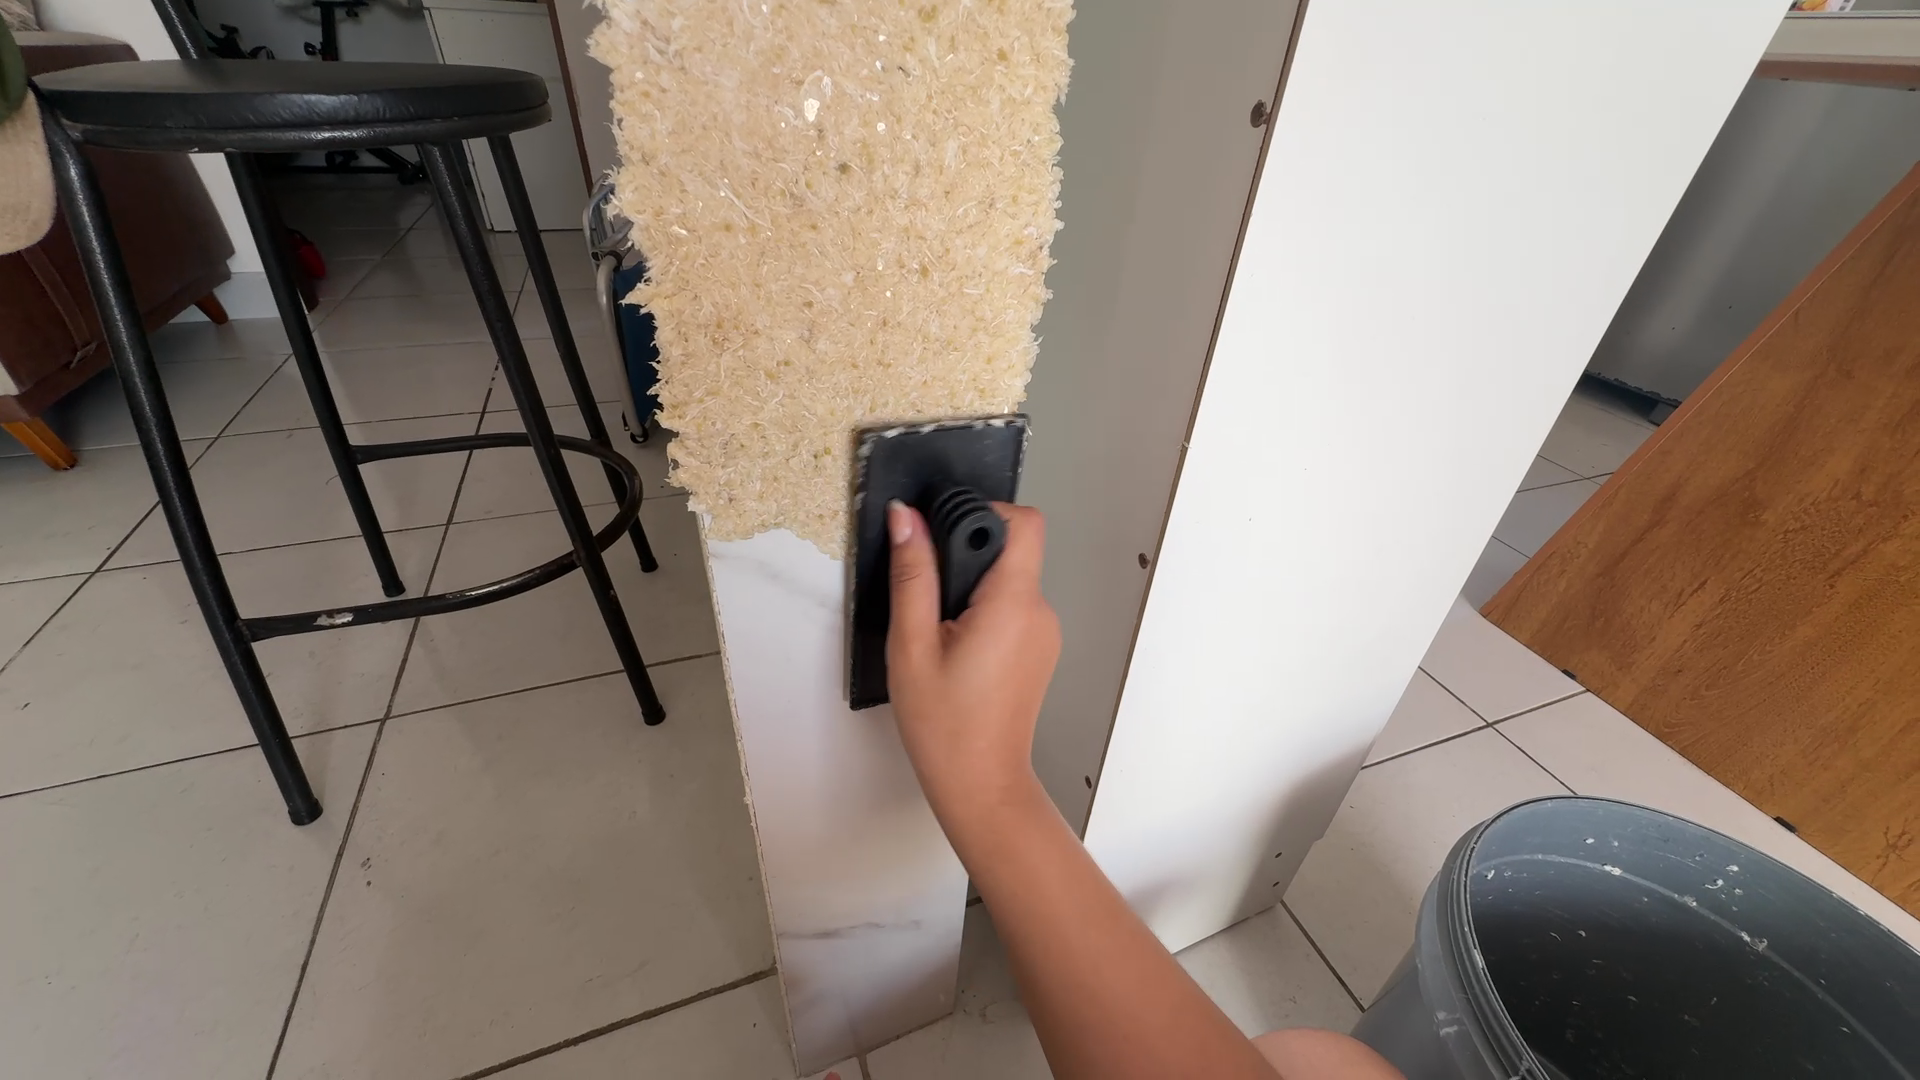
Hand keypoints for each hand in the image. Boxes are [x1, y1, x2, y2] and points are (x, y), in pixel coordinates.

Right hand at [885, 499, 1060, 825]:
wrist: (981, 783)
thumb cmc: (944, 725)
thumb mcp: (911, 645)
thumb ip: (913, 574)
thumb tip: (906, 518)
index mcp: (1013, 604)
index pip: (1024, 522)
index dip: (985, 512)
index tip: (946, 533)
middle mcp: (1040, 611)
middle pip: (1014, 548)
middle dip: (969, 556)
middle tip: (932, 596)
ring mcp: (1046, 632)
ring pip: (1011, 578)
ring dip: (974, 587)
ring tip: (941, 631)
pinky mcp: (1040, 648)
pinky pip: (1015, 606)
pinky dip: (986, 609)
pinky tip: (958, 646)